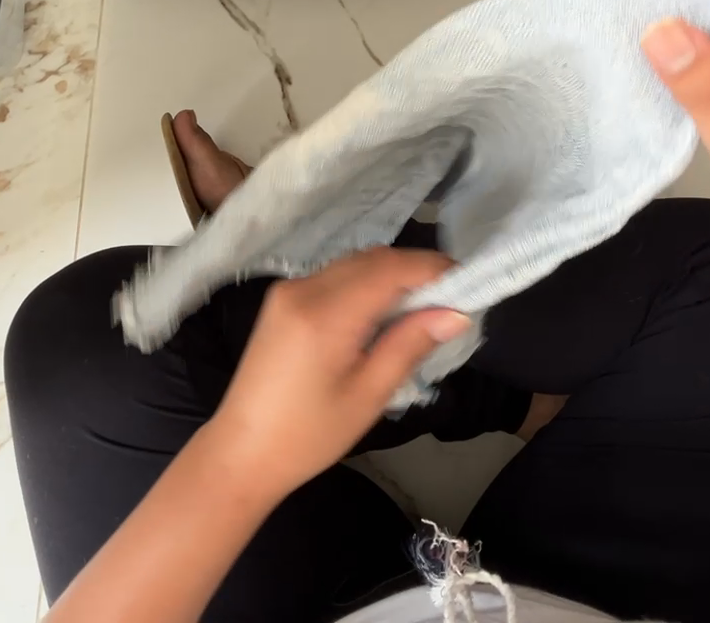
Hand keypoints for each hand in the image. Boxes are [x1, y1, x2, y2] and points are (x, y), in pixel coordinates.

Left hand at [196, 249, 470, 499]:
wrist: (242, 451)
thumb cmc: (309, 435)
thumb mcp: (369, 395)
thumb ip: (410, 345)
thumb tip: (457, 313)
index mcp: (325, 313)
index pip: (390, 268)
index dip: (432, 268)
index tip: (467, 282)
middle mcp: (304, 288)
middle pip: (372, 258)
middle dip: (414, 270)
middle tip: (448, 300)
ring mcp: (289, 288)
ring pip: (354, 263)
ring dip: (389, 275)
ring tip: (419, 309)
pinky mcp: (282, 297)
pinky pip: (334, 275)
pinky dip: (364, 283)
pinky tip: (379, 313)